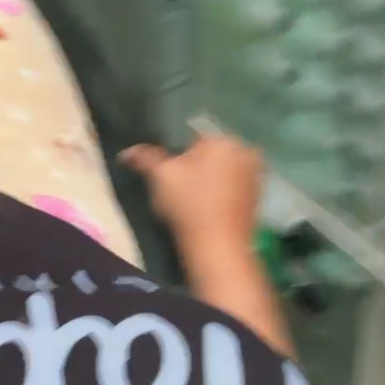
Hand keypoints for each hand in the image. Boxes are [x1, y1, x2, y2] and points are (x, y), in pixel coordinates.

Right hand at [122, 137, 262, 252]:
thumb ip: (144, 158)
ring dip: (207, 178)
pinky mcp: (258, 196)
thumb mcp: (160, 176)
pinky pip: (232, 185)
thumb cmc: (189, 203)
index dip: (175, 155)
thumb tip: (125, 152)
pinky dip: (220, 191)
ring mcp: (256, 175)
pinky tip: (206, 206)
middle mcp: (245, 151)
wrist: (219, 246)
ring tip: (191, 198)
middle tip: (178, 185)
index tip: (168, 173)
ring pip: (221, 169)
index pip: (191, 138)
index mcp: (224, 140)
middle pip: (209, 153)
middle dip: (194, 164)